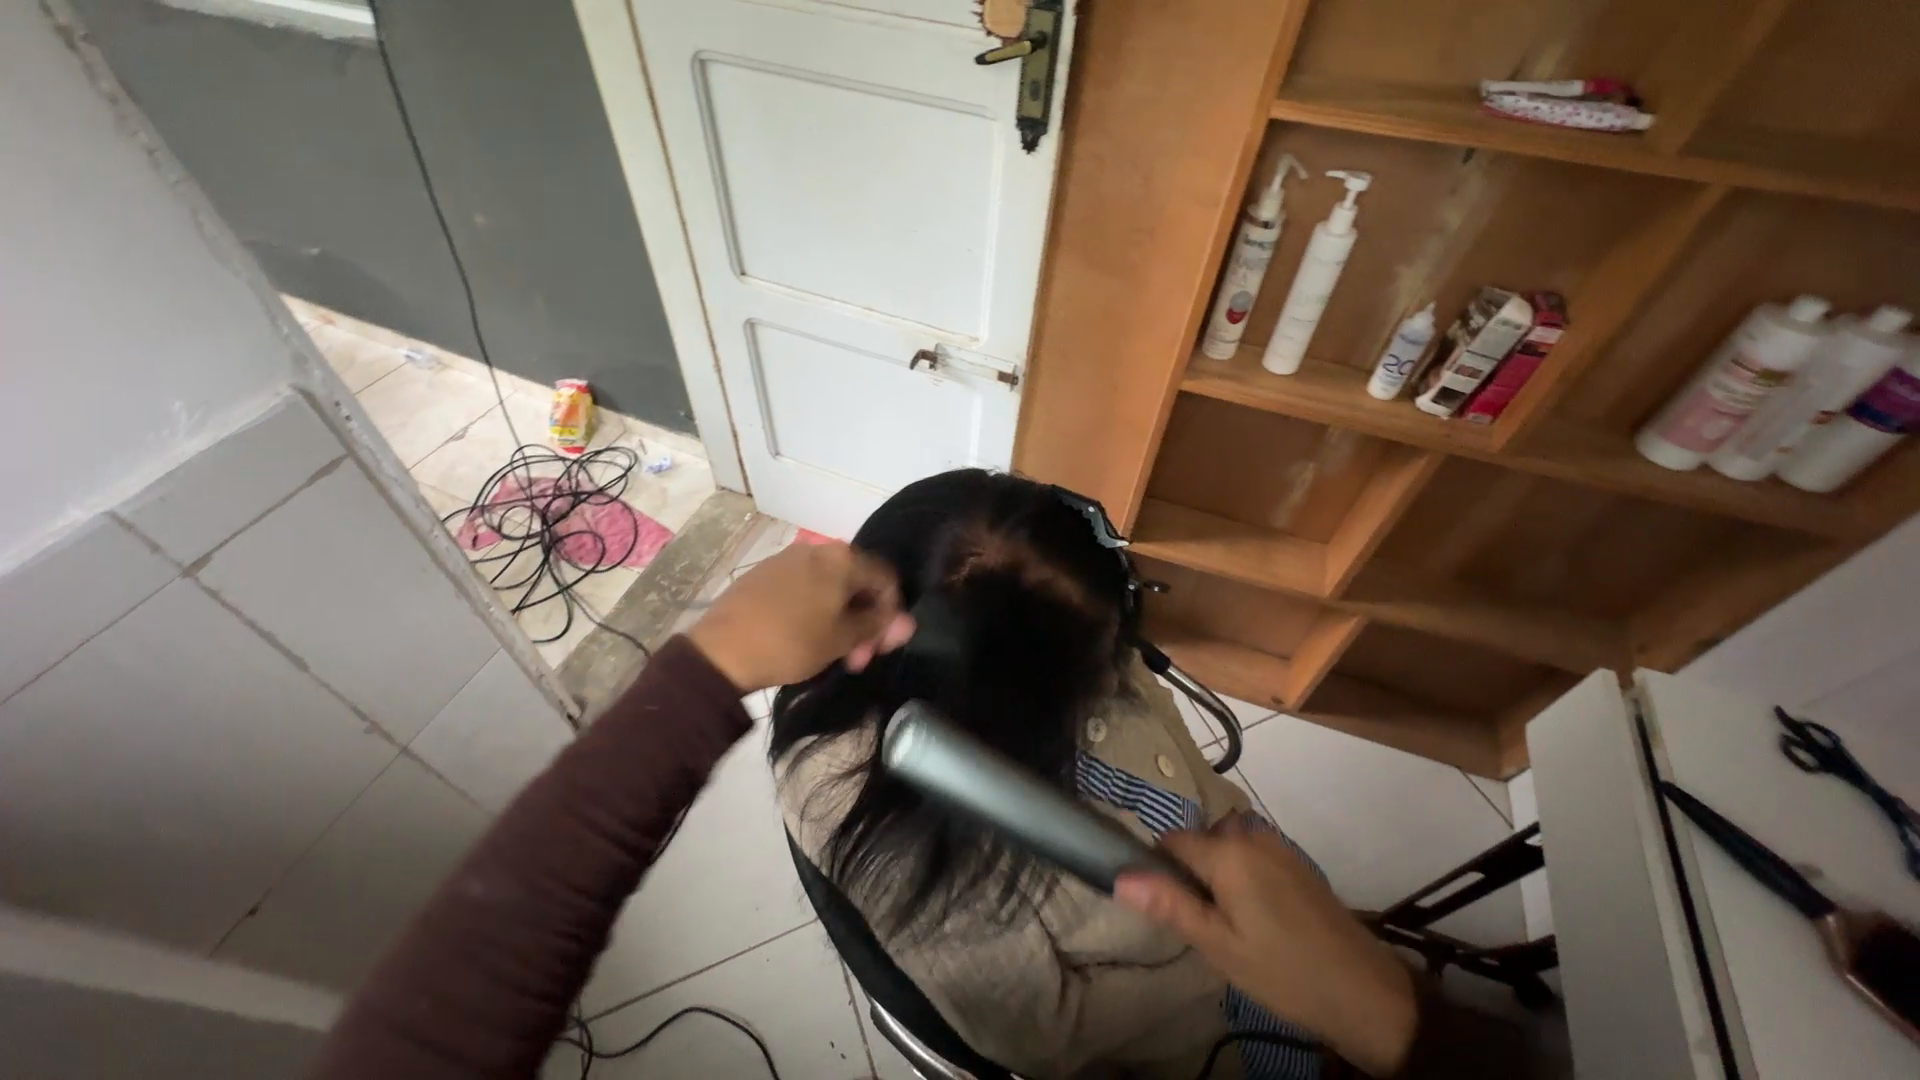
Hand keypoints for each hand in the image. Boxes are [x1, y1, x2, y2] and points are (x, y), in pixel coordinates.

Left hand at [687, 541, 914, 692]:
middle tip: (858, 657)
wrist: (722, 650)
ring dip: (840, 617)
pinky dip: (815, 609)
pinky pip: (804, 587)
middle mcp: (818, 549)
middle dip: (865, 619)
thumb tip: (909, 622)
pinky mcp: (765, 573)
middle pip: (857, 581)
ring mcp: (788, 558)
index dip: (892, 612)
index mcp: (843, 559)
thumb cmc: (791, 642)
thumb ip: (878, 626)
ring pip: (830, 586)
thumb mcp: (842, 639)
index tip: (880, 645)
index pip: (887, 578)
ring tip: (832, 651)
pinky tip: (806, 636)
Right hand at [1115, 819, 1417, 1075]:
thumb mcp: (1219, 946)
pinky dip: (1243, 878)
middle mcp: (1251, 836)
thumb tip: (1119, 876)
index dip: (1159, 869)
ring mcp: (1278, 847)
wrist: (1367, 993)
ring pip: (1226, 849)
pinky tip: (1257, 920)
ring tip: (1229, 925)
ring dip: (1218, 876)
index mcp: (1227, 852)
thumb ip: (1170, 905)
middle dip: (1192, 874)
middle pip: (1200, 842)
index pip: (1171, 841)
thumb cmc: (1284, 971)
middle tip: (1202, 924)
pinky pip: (1251, 857)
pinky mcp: (1296, 863)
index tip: (1165, 907)